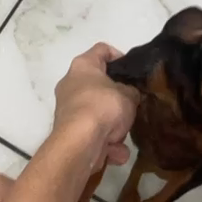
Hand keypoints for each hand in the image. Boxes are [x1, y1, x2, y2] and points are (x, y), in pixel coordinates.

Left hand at [50, 44, 138, 178]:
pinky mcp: (70, 132)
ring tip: (125, 135)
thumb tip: (129, 96)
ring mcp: (68, 108)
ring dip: (113, 126)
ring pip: (97, 112)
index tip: (131, 70)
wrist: (80, 143)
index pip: (102, 49)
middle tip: (133, 104)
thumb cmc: (103, 107)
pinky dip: (106, 143)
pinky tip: (118, 152)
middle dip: (117, 98)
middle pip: (99, 85)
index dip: (119, 56)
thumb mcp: (128, 95)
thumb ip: (131, 92)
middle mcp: (71, 83)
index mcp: (83, 66)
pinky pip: (93, 133)